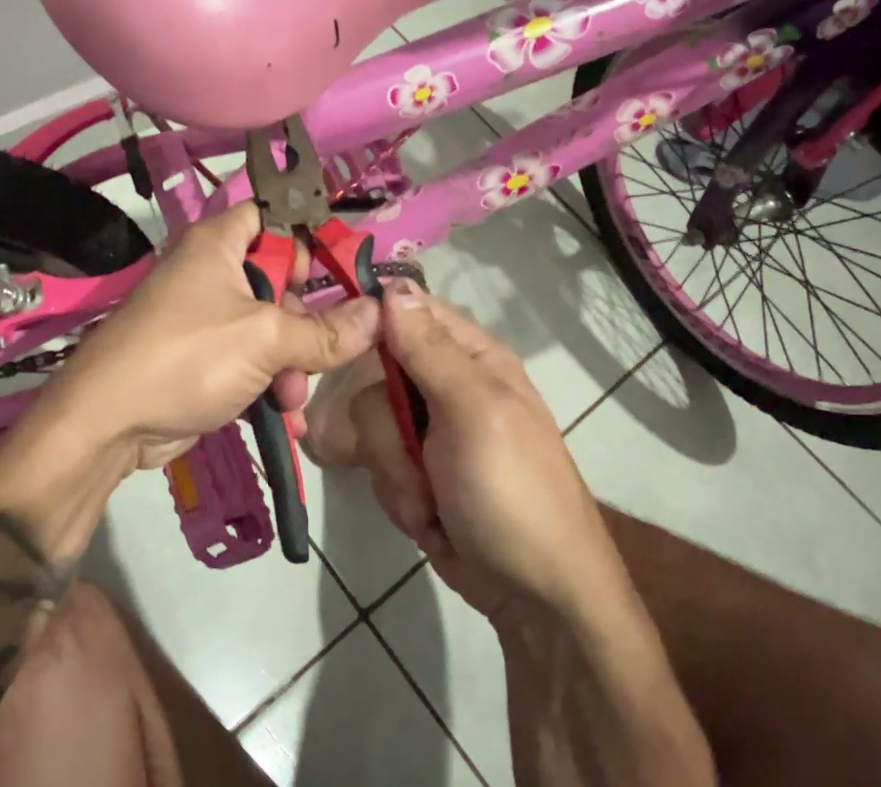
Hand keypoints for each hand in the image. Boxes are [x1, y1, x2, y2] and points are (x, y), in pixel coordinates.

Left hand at [36, 203, 381, 470]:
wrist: (108, 422)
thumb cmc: (188, 357)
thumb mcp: (265, 339)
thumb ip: (325, 331)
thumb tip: (381, 313)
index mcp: (217, 244)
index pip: (270, 216)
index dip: (306, 237)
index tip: (339, 271)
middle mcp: (209, 273)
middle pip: (277, 282)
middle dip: (304, 324)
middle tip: (318, 352)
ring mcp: (203, 320)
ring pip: (268, 330)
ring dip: (290, 365)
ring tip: (291, 399)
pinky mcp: (200, 361)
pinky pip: (249, 363)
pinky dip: (268, 385)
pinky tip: (286, 418)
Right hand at [314, 283, 622, 620]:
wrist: (536, 595)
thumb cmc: (513, 493)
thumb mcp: (474, 412)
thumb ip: (428, 350)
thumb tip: (392, 284)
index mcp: (471, 358)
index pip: (405, 312)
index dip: (370, 325)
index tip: (345, 352)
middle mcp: (447, 387)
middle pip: (373, 379)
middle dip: (383, 429)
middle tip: (413, 455)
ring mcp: (429, 435)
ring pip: (368, 428)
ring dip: (392, 472)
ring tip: (430, 501)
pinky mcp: (416, 475)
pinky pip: (377, 467)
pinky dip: (397, 497)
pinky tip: (428, 519)